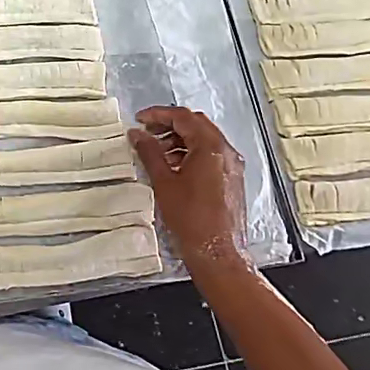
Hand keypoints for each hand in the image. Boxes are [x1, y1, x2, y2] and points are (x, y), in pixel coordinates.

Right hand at [128, 106, 248, 272]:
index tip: (140, 119)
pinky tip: (174, 166)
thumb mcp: (164, 183)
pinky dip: (191, 153)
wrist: (218, 254)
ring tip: (157, 150)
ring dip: (180, 139)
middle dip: (170, 124)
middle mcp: (225, 150)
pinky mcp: (232, 178)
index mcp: (210, 146)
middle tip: (147, 132)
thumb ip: (150, 153)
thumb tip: (137, 134)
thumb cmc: (191, 220)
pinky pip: (211, 155)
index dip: (158, 114)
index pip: (183, 117)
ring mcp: (232, 164)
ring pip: (204, 139)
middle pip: (196, 124)